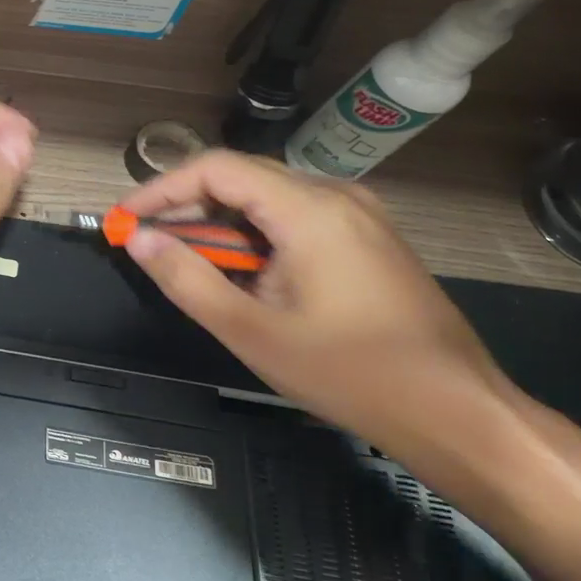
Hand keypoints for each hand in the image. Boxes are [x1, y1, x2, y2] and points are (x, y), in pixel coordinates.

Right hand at [117, 151, 520, 460]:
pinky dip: (254, 234)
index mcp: (310, 210)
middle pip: (241, 177)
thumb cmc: (350, 373)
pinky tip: (239, 271)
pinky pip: (295, 217)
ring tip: (183, 260)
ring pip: (268, 197)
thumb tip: (139, 240)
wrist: (456, 412)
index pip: (216, 168)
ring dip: (218, 222)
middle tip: (145, 242)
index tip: (124, 221)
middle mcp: (338, 196)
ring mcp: (360, 216)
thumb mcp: (251, 331)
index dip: (160, 189)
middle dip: (184, 205)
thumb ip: (187, 279)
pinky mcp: (369, 239)